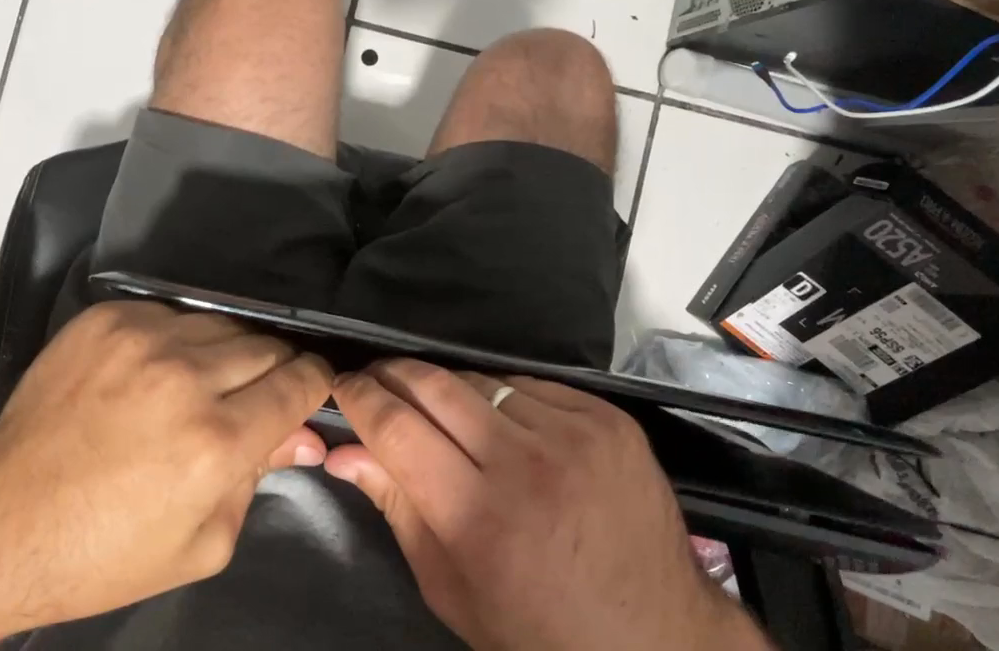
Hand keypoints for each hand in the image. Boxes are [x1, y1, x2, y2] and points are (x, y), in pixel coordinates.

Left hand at [0, 301, 333, 637]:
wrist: (3, 516)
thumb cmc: (105, 551)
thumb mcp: (202, 544)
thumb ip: (259, 480)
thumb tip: (302, 435)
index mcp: (216, 440)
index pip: (298, 383)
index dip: (313, 384)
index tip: (311, 386)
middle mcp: (185, 377)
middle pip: (265, 347)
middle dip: (274, 369)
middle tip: (254, 394)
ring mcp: (141, 339)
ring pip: (220, 324)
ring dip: (226, 351)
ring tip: (204, 382)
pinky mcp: (106, 319)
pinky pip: (169, 314)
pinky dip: (177, 338)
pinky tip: (157, 368)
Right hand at [326, 361, 770, 650]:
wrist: (657, 636)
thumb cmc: (537, 627)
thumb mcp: (451, 587)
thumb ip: (397, 508)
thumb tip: (342, 450)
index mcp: (478, 517)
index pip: (396, 428)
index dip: (359, 399)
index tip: (342, 388)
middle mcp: (525, 463)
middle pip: (434, 386)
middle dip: (392, 375)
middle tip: (375, 380)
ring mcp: (574, 434)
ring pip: (481, 379)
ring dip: (448, 388)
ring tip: (437, 408)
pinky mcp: (608, 419)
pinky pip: (531, 384)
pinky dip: (503, 397)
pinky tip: (500, 421)